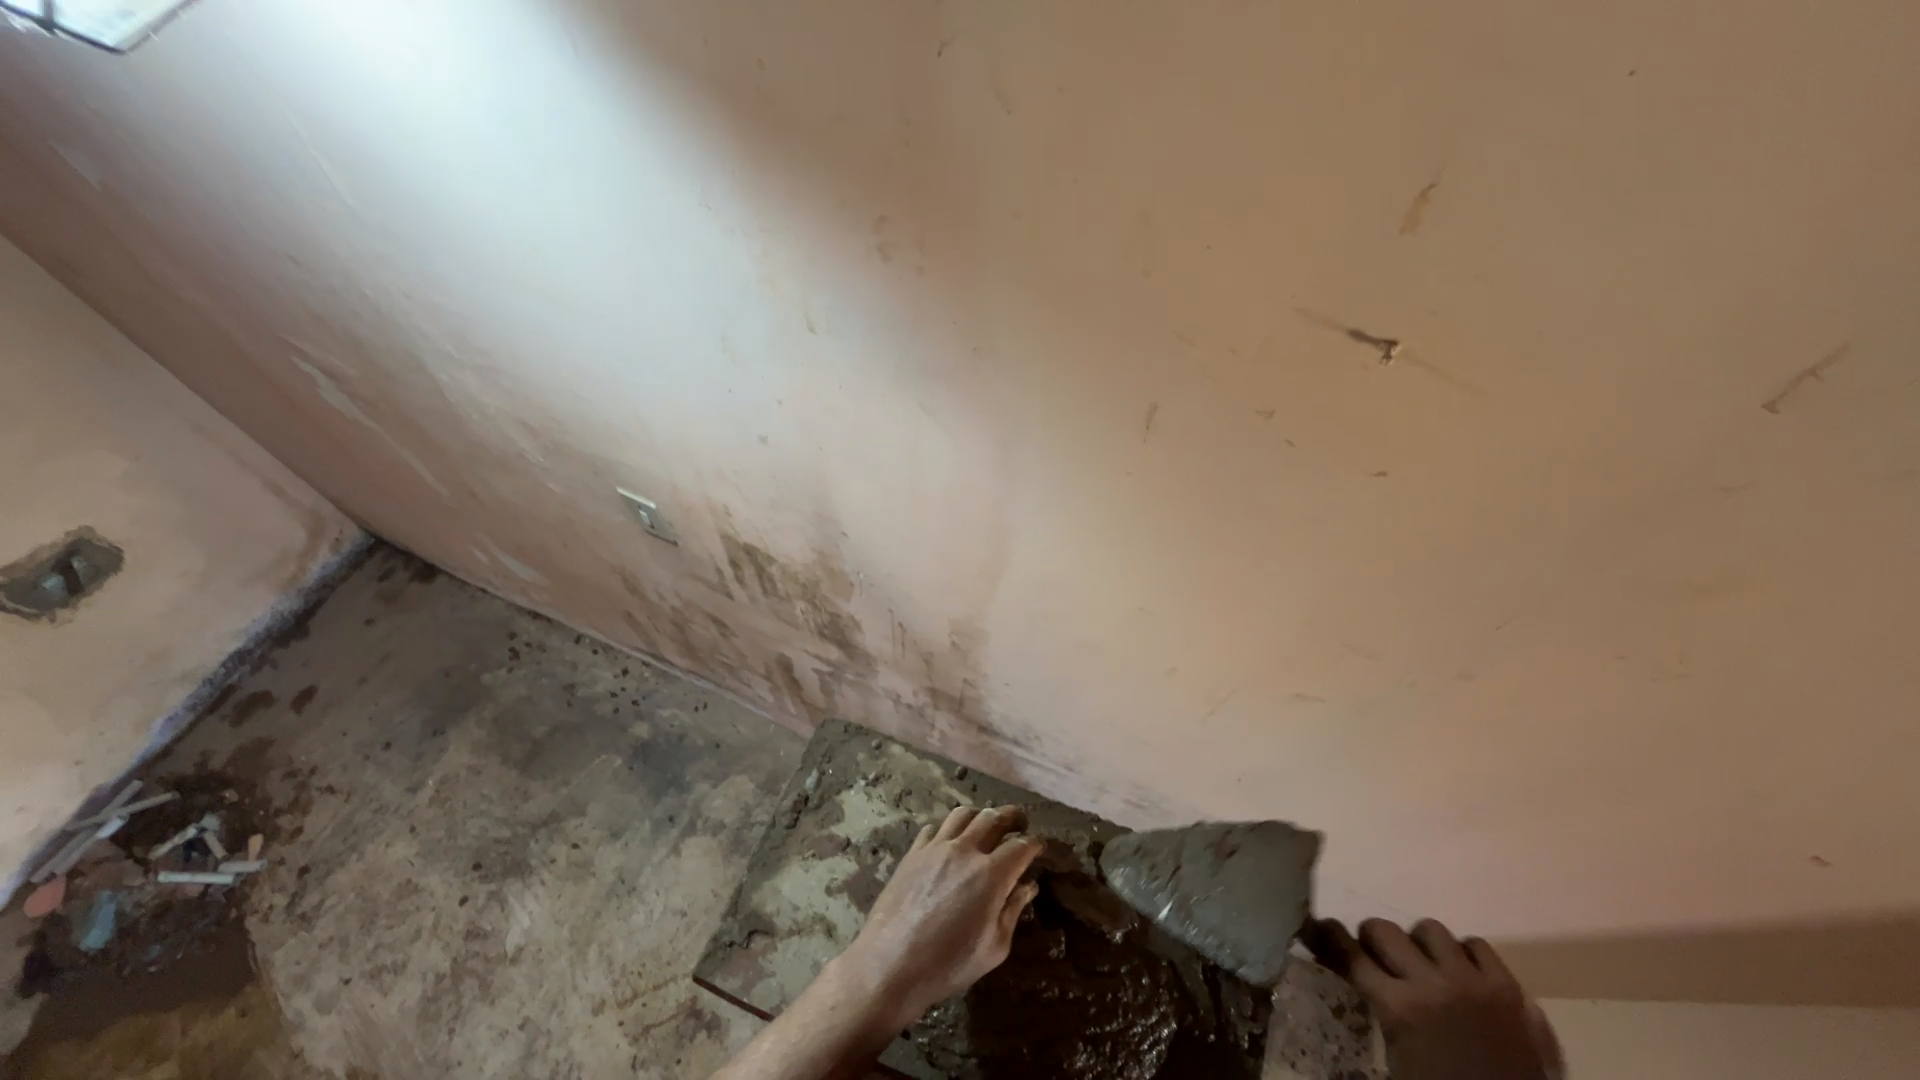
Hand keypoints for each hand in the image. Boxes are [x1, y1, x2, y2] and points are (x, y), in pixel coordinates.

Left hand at [837, 804, 1044, 1026]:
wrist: (890, 964)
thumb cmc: (948, 964)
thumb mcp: (994, 947)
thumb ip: (1013, 910)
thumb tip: (1028, 886)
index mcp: (991, 874)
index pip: (1021, 845)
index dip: (1035, 844)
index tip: (1039, 847)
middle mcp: (964, 851)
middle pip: (994, 817)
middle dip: (1013, 817)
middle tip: (1020, 822)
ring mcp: (935, 848)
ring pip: (963, 814)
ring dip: (980, 815)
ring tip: (986, 824)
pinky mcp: (913, 854)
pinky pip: (934, 828)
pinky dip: (948, 829)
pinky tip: (950, 842)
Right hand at [1306, 918, 1562, 1079]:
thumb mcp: (1394, 1068)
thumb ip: (1370, 1020)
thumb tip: (1340, 993)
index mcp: (1399, 1009)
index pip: (1350, 956)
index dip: (1326, 937)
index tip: (1313, 925)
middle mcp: (1432, 984)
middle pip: (1384, 930)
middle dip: (1370, 938)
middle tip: (1371, 954)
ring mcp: (1473, 982)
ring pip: (1429, 928)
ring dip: (1417, 943)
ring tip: (1421, 964)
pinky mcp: (1508, 988)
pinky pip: (1476, 944)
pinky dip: (1462, 953)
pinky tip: (1459, 973)